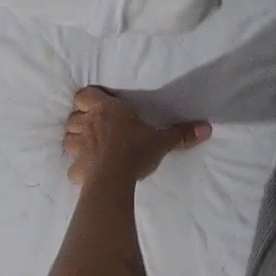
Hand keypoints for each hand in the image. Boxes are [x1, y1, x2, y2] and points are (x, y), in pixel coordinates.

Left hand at [62, 87, 209, 186]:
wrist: (114, 180)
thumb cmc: (135, 151)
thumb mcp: (161, 140)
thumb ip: (181, 133)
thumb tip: (207, 128)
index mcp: (106, 109)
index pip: (85, 95)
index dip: (89, 99)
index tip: (100, 106)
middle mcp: (89, 124)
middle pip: (74, 116)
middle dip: (81, 121)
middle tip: (96, 127)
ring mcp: (79, 147)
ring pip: (68, 138)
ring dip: (76, 141)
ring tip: (89, 147)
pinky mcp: (75, 170)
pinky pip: (72, 166)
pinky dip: (78, 168)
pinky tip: (88, 172)